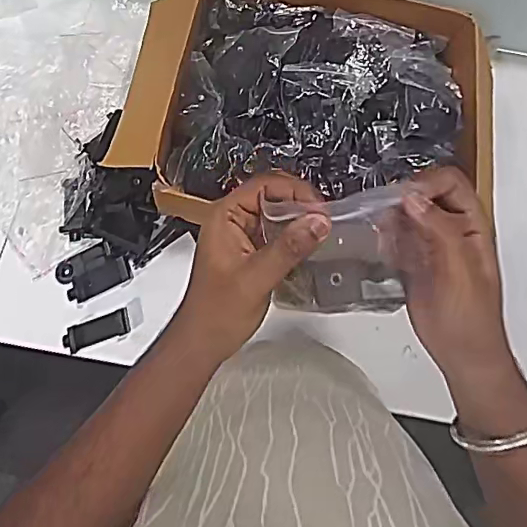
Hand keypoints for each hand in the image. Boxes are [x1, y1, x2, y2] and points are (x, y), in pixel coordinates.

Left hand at [166, 172, 329, 364]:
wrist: (203, 340)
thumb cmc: (214, 312)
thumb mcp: (256, 278)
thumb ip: (288, 248)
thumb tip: (315, 223)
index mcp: (224, 217)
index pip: (263, 185)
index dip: (293, 190)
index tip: (316, 206)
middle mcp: (231, 222)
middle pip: (271, 195)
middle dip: (299, 203)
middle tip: (322, 217)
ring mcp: (241, 236)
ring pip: (275, 215)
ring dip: (297, 220)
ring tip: (319, 230)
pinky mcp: (250, 252)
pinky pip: (276, 233)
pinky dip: (293, 236)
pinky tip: (307, 247)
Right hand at [395, 167, 526, 430]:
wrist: (462, 354)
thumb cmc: (473, 320)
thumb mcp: (461, 270)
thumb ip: (440, 230)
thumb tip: (414, 198)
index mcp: (472, 225)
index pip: (451, 182)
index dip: (427, 182)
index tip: (405, 197)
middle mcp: (451, 228)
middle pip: (425, 191)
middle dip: (403, 194)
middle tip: (386, 207)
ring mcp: (430, 242)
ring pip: (406, 209)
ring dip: (389, 212)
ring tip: (380, 226)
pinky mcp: (412, 256)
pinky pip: (394, 232)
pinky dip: (383, 232)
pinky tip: (380, 243)